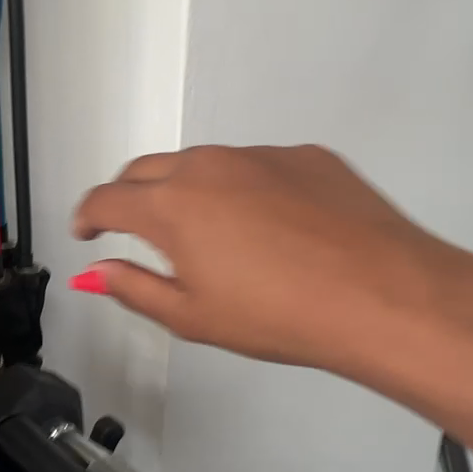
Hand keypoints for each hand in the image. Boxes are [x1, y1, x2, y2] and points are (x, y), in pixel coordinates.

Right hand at [71, 145, 464, 372]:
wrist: (387, 297)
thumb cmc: (281, 315)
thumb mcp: (190, 316)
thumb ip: (130, 288)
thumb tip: (93, 273)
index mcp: (169, 205)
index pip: (104, 200)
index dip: (86, 217)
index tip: (86, 232)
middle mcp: (206, 167)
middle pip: (144, 170)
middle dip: (127, 196)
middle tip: (133, 229)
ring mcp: (258, 155)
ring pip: (200, 164)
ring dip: (185, 189)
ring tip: (208, 233)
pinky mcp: (306, 156)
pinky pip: (254, 165)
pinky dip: (241, 187)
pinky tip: (267, 227)